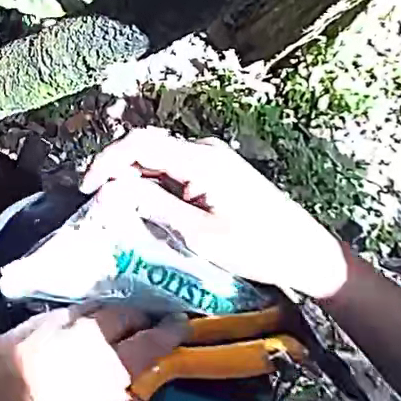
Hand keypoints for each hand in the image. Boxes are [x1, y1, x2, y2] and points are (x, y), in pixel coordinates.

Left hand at [0, 305, 184, 400]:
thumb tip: (133, 395)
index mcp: (109, 361)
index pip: (151, 341)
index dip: (171, 333)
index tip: (185, 325)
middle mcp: (92, 331)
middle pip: (128, 314)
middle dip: (146, 316)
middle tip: (156, 323)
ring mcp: (66, 317)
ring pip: (104, 306)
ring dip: (120, 310)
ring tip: (128, 319)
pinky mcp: (45, 314)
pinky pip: (82, 307)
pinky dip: (96, 311)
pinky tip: (93, 320)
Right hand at [81, 127, 349, 298]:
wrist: (312, 255)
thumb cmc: (261, 249)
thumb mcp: (200, 234)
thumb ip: (153, 206)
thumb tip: (110, 190)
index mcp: (201, 161)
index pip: (138, 144)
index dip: (106, 162)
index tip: (88, 188)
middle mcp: (204, 150)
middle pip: (144, 145)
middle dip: (114, 168)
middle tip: (97, 198)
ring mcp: (211, 157)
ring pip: (156, 155)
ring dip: (132, 175)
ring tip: (116, 204)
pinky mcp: (214, 169)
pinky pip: (171, 165)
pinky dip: (151, 180)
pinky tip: (145, 203)